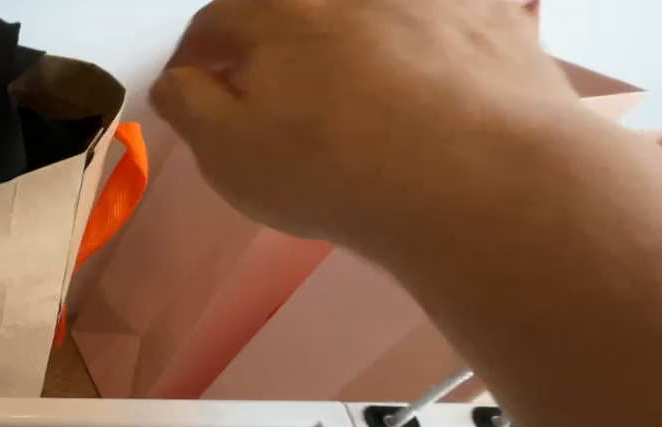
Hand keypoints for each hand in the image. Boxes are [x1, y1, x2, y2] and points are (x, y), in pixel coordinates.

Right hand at [151, 0, 584, 253]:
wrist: (469, 175)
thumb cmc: (322, 169)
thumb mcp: (225, 151)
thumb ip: (188, 105)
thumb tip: (174, 78)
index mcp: (278, 15)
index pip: (214, 18)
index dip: (191, 57)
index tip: (189, 90)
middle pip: (285, 7)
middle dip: (260, 40)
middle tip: (255, 86)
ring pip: (357, 13)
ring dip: (332, 35)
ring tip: (330, 83)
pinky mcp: (488, 9)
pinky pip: (428, 14)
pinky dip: (406, 32)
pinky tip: (406, 75)